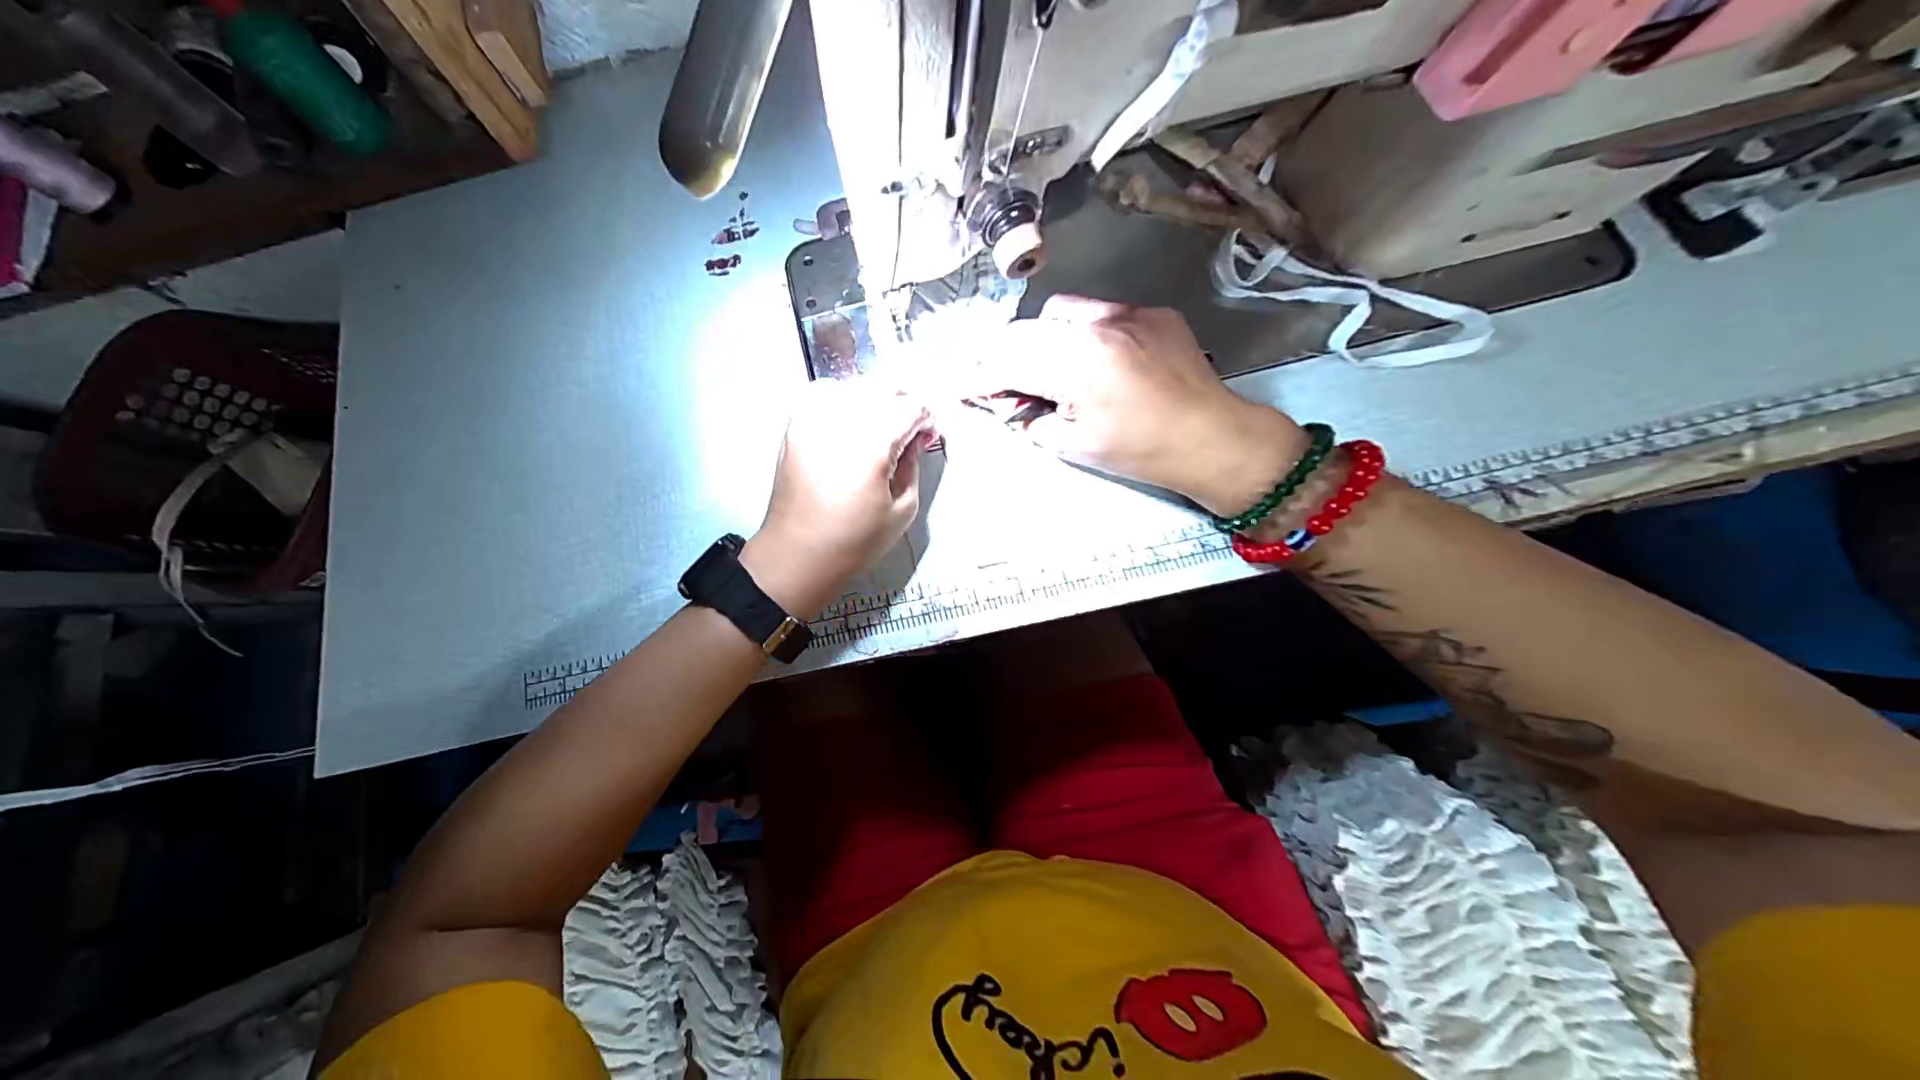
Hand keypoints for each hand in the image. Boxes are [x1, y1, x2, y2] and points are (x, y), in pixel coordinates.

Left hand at [741, 379, 932, 616]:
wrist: (797, 553)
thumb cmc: (853, 541)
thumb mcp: (903, 510)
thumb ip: (914, 464)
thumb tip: (915, 439)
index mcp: (874, 445)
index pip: (911, 406)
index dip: (925, 419)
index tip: (926, 436)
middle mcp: (843, 422)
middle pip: (884, 387)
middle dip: (902, 404)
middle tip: (906, 431)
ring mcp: (815, 419)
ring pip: (855, 386)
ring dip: (874, 399)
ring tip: (878, 428)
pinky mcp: (796, 425)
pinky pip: (824, 393)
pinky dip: (842, 398)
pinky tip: (849, 422)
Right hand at [949, 296, 1306, 515]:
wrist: (1214, 438)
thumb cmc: (1143, 451)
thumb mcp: (1074, 445)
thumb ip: (1031, 418)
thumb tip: (1008, 403)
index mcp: (1077, 362)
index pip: (1009, 359)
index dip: (982, 374)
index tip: (966, 383)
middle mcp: (1098, 325)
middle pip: (1027, 328)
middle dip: (1006, 354)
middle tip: (1001, 380)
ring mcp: (1128, 313)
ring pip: (1060, 311)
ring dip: (1042, 337)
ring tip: (1050, 368)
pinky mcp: (1151, 312)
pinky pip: (1100, 313)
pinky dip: (1083, 333)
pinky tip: (1095, 361)